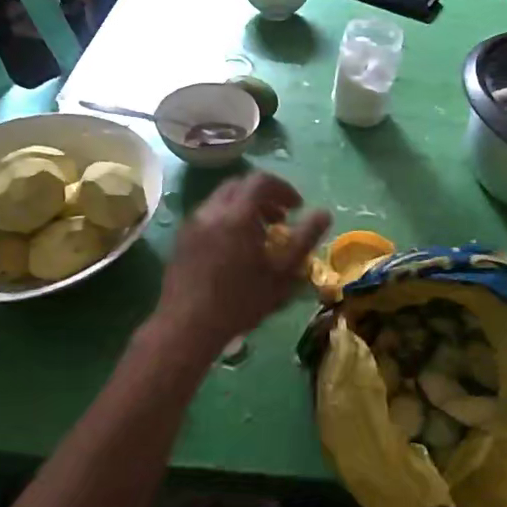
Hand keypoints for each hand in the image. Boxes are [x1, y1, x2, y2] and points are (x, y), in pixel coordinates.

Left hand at [150, 172, 329, 357]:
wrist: (188, 325)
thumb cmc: (240, 301)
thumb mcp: (281, 274)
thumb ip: (304, 239)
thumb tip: (324, 213)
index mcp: (236, 214)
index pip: (261, 180)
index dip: (283, 188)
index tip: (296, 207)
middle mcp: (211, 210)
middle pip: (240, 185)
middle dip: (264, 196)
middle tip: (280, 219)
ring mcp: (192, 223)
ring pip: (222, 199)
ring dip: (244, 207)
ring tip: (259, 236)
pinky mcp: (182, 238)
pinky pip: (208, 215)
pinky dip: (226, 218)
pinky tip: (234, 249)